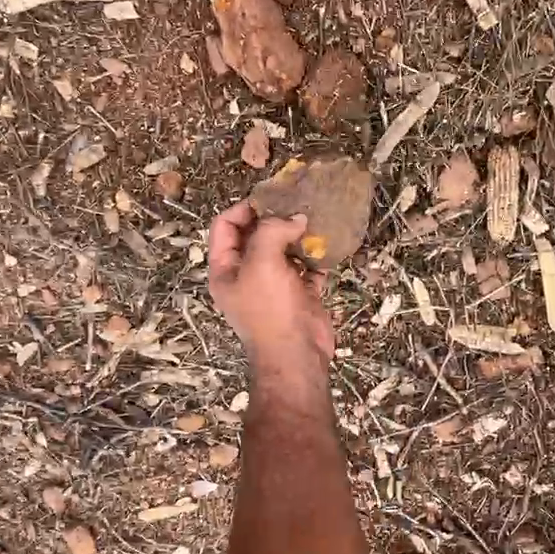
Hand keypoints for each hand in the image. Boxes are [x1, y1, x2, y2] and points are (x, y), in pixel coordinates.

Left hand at [207, 202, 334, 369]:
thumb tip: (295, 218)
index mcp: (225, 269)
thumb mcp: (261, 263)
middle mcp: (247, 275)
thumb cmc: (270, 310)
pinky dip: (317, 255)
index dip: (244, 208)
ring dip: (298, 234)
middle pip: (256, 235)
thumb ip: (272, 231)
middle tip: (297, 201)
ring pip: (284, 249)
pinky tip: (329, 242)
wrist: (296, 356)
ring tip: (315, 216)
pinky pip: (308, 267)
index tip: (270, 197)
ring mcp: (274, 285)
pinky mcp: (300, 294)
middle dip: (275, 218)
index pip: (225, 226)